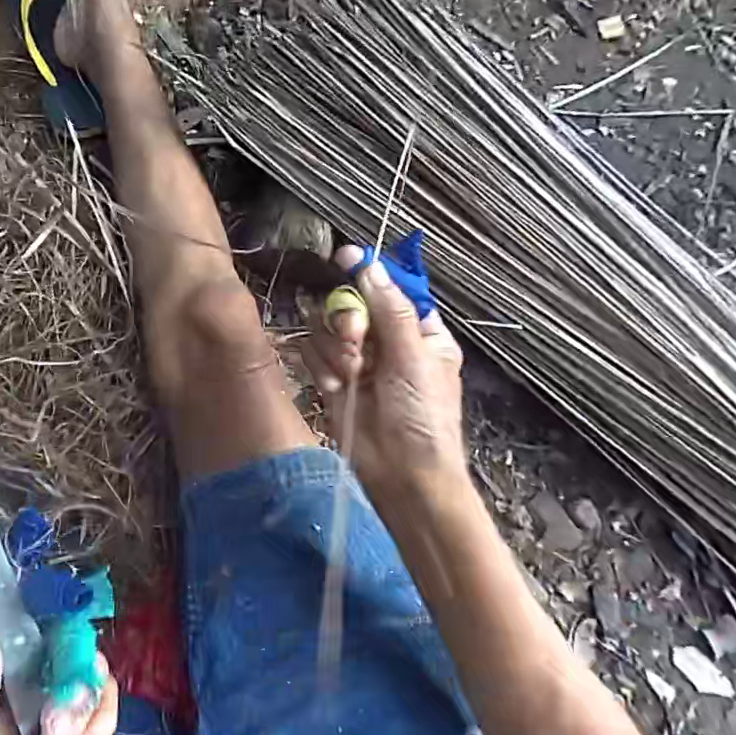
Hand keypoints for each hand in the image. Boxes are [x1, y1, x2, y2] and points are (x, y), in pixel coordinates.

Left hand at [0, 623, 120, 734]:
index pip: (27, 630)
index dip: (54, 628)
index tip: (66, 651)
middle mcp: (20, 688)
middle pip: (67, 653)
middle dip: (71, 688)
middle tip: (53, 731)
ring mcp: (46, 714)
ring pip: (86, 680)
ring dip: (81, 716)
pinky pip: (99, 711)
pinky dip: (100, 725)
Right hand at [301, 245, 466, 492]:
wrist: (402, 476)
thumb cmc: (423, 417)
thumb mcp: (415, 358)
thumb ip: (390, 309)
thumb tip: (369, 265)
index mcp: (417, 330)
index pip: (389, 287)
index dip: (368, 271)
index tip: (345, 258)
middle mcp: (385, 339)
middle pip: (350, 301)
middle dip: (347, 318)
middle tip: (355, 338)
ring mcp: (356, 359)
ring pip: (326, 326)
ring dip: (335, 348)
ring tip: (352, 375)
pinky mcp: (331, 378)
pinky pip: (312, 353)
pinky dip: (322, 368)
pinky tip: (337, 388)